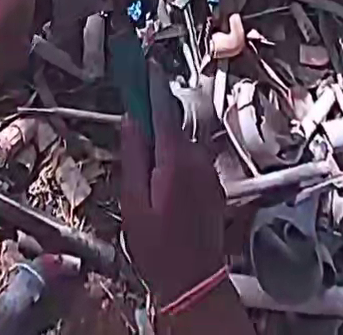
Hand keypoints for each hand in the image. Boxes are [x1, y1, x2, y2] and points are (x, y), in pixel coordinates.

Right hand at [120, 86, 226, 304]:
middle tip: (133, 126)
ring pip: (180, 140)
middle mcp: (197, 158)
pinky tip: (163, 183)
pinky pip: (190, 156)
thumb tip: (130, 121)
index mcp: (175, 158)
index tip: (144, 62)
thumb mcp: (134, 200)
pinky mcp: (212, 181)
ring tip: (147, 175)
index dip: (151, 81)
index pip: (162, 106)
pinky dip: (175, 157)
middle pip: (171, 122)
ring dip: (163, 142)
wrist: (194, 282)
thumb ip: (133, 154)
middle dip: (152, 120)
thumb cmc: (160, 247)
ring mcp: (207, 169)